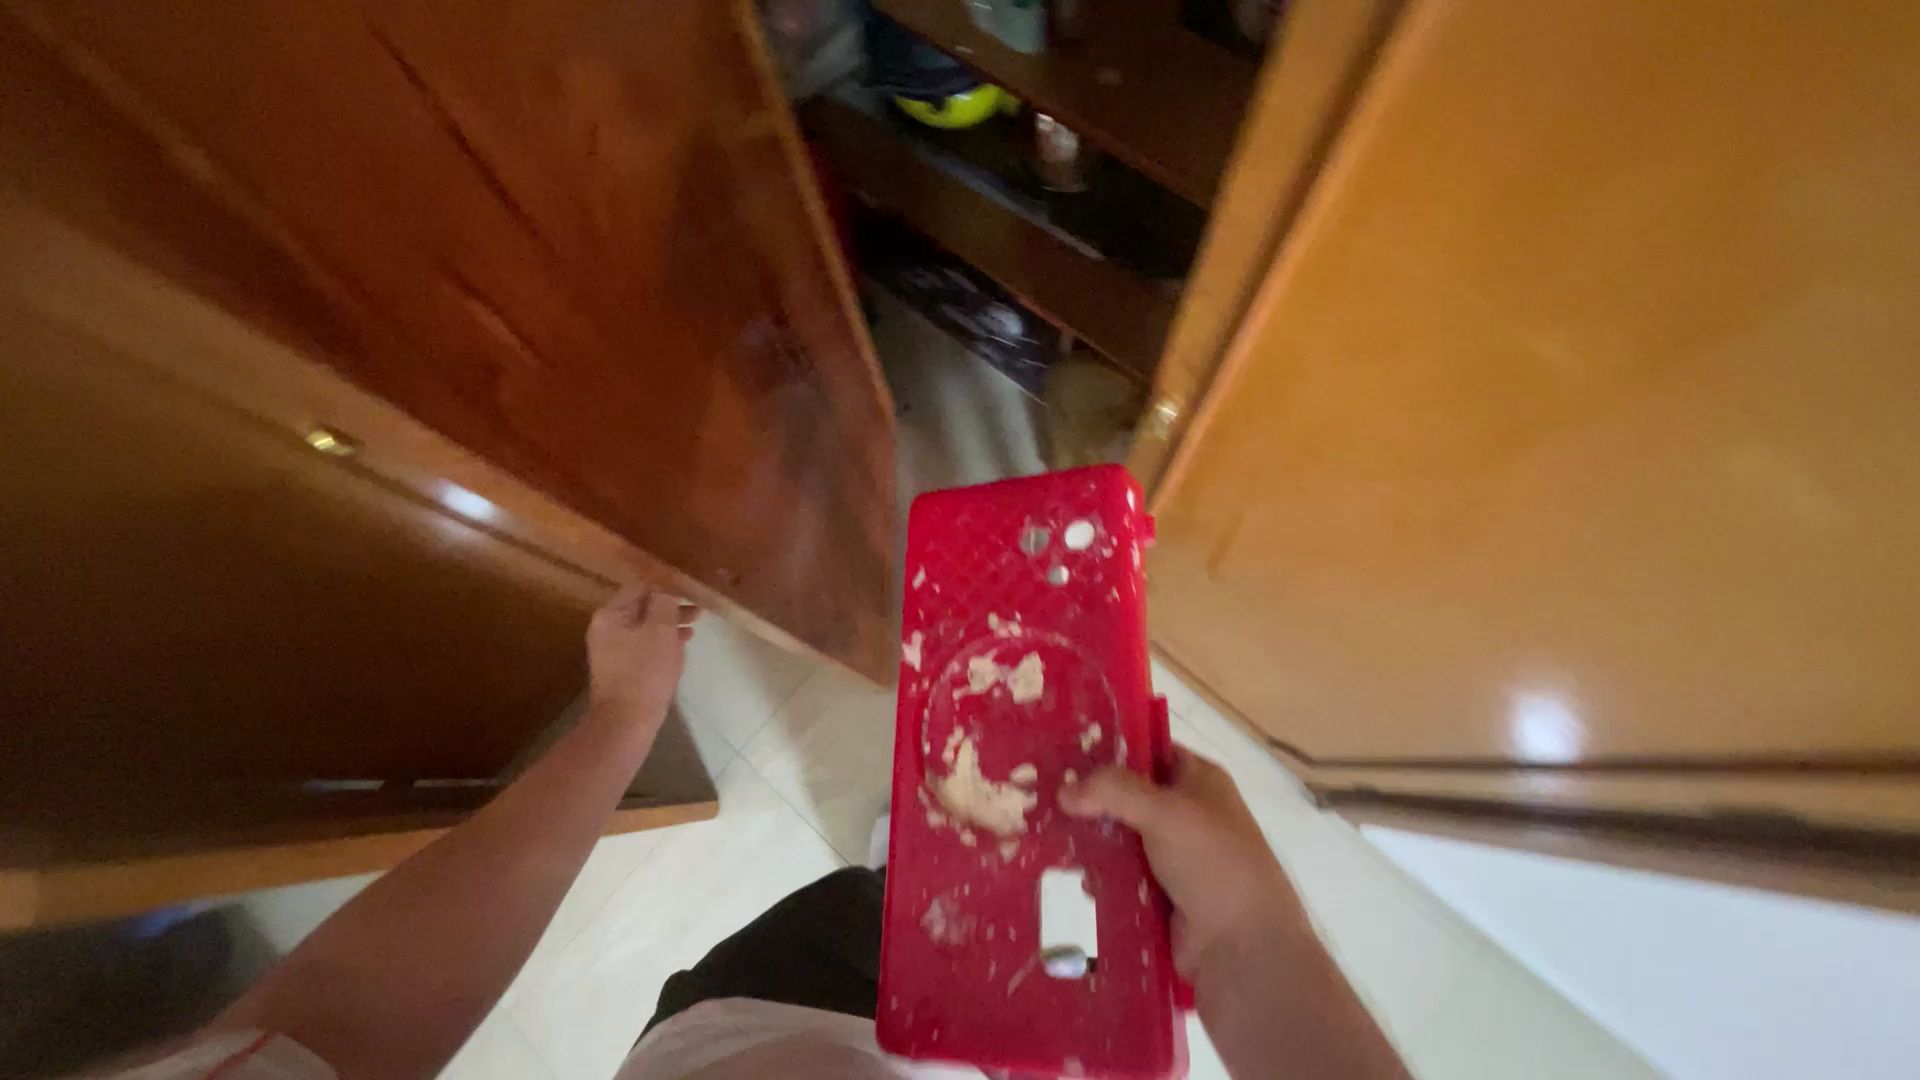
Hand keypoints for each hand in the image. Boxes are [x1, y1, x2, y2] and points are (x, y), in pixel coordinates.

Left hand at [586, 583, 698, 724]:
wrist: (627, 719)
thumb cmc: (645, 671)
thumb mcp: (661, 630)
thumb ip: (664, 605)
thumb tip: (664, 594)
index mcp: (611, 615)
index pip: (639, 587)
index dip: (665, 587)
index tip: (689, 592)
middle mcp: (606, 629)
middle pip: (642, 608)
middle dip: (670, 608)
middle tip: (698, 611)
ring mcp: (612, 650)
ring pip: (645, 628)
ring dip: (669, 625)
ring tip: (693, 627)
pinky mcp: (621, 669)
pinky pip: (644, 646)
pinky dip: (661, 643)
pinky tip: (680, 646)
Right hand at [1060, 747, 1302, 979]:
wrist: (1243, 949)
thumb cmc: (1213, 864)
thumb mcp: (1166, 812)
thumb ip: (1113, 792)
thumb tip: (1064, 792)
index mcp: (1199, 780)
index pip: (1148, 751)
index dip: (1110, 750)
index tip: (1067, 754)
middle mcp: (1187, 811)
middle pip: (1127, 795)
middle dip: (1093, 801)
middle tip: (1052, 802)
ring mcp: (1174, 854)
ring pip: (1121, 836)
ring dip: (1094, 842)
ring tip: (1059, 844)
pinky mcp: (1160, 892)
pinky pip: (1122, 874)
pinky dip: (1103, 877)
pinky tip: (1084, 882)